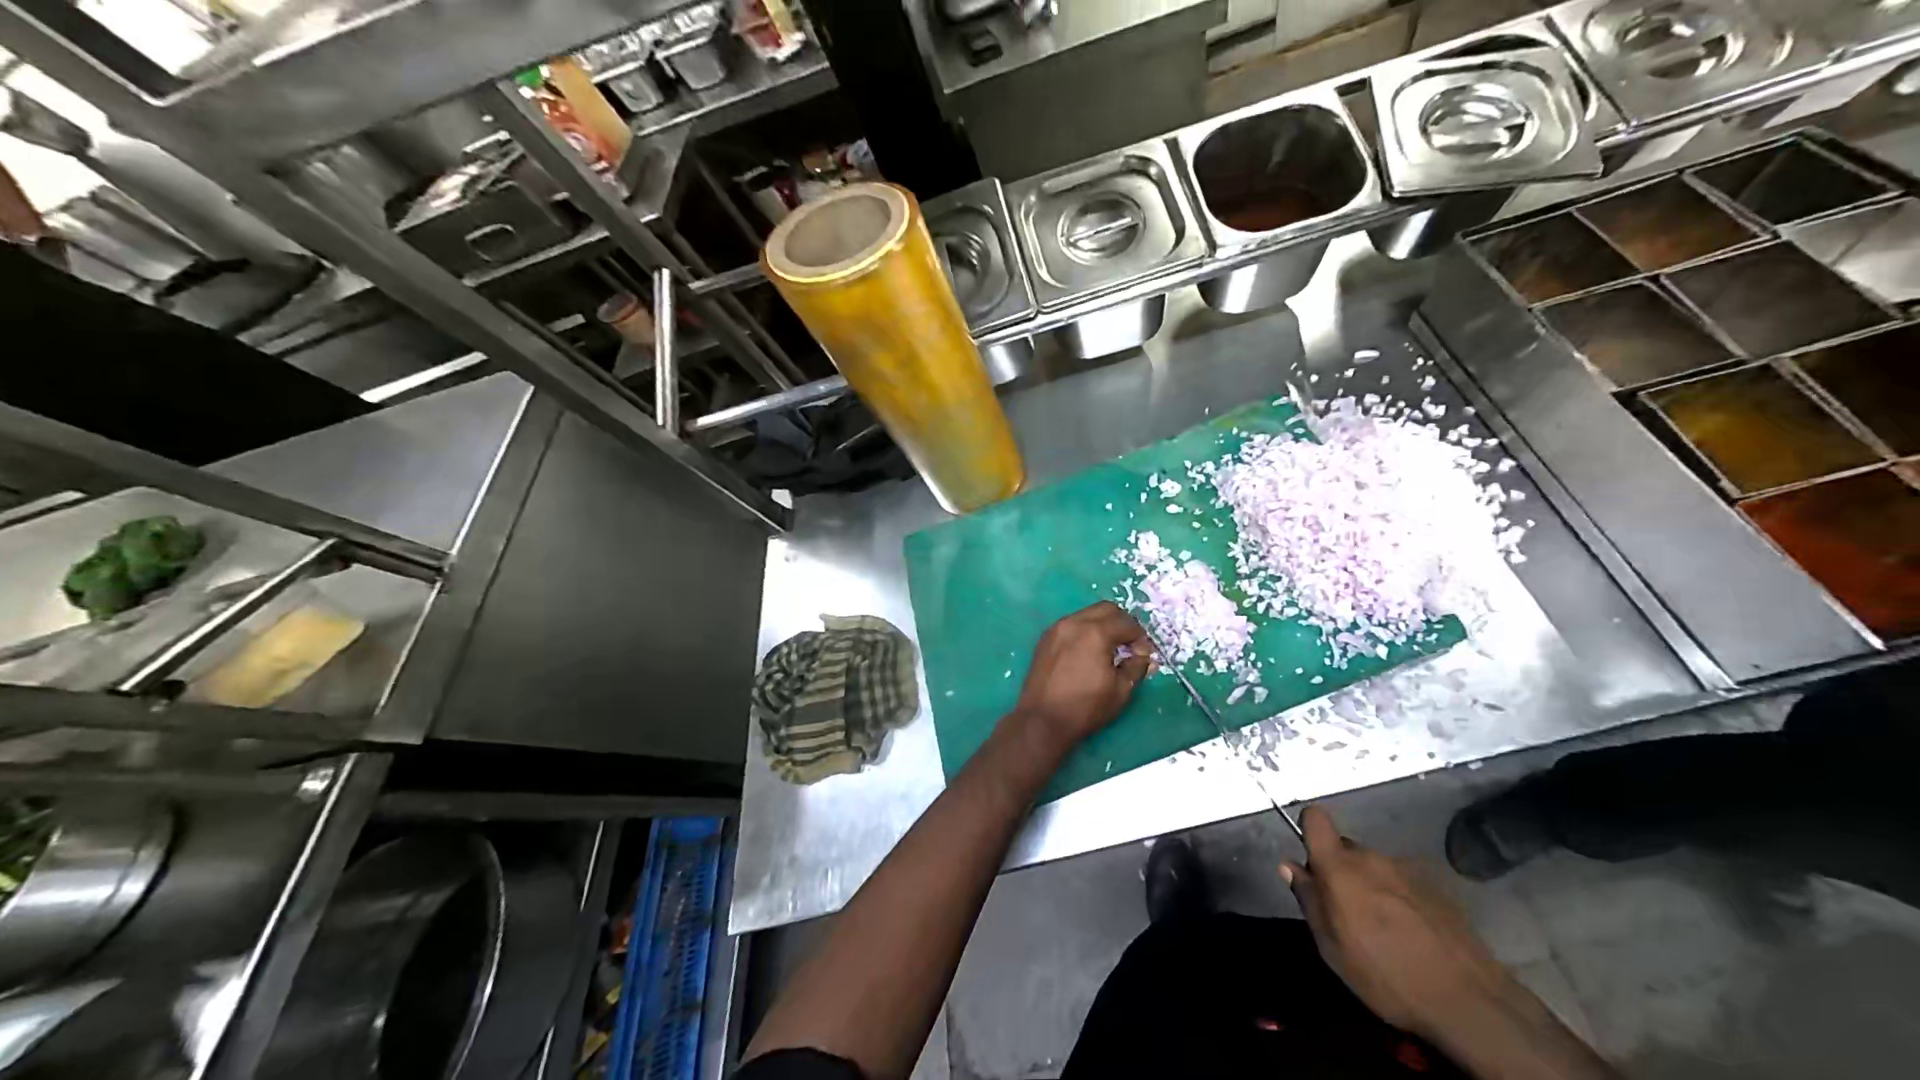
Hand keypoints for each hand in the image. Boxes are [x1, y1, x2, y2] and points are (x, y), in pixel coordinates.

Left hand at [1008, 602, 1151, 752]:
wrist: (1042, 719)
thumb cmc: (1085, 707)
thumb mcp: (1121, 690)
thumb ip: (1136, 667)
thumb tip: (1143, 656)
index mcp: (1095, 633)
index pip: (1127, 623)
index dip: (1141, 638)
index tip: (1143, 655)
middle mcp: (1074, 623)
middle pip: (1107, 609)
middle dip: (1123, 623)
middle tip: (1129, 645)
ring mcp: (1056, 629)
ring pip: (1087, 614)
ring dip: (1103, 625)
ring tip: (1109, 649)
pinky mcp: (1046, 639)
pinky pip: (1072, 624)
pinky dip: (1085, 630)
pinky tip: (1089, 652)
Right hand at [1281, 806, 1520, 1039]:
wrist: (1469, 1000)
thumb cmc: (1385, 974)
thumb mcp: (1331, 946)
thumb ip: (1308, 899)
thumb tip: (1288, 866)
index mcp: (1340, 866)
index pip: (1316, 818)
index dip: (1309, 829)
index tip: (1312, 861)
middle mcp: (1373, 857)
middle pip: (1346, 849)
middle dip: (1341, 871)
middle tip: (1347, 912)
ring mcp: (1409, 870)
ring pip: (1376, 868)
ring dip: (1372, 887)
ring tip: (1385, 929)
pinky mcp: (1438, 888)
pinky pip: (1405, 884)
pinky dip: (1401, 900)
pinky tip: (1413, 935)